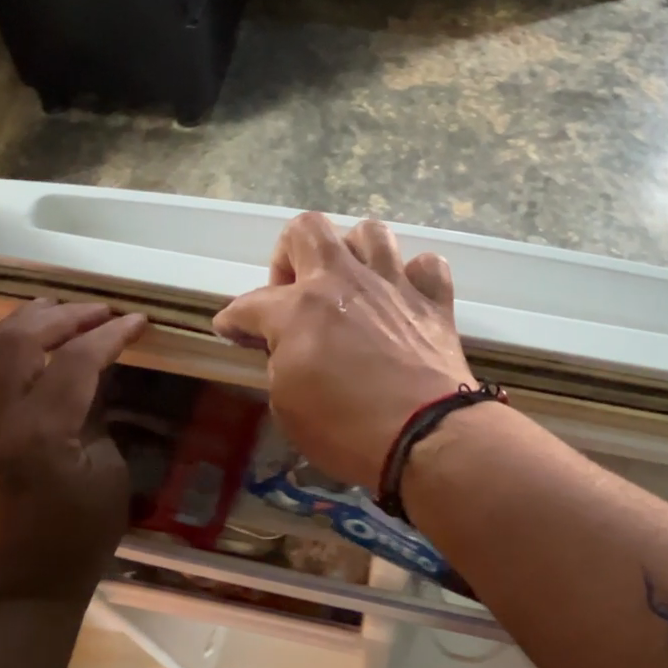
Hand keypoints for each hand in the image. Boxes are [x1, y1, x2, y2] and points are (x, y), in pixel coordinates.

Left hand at [0, 299, 149, 603]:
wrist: (16, 591)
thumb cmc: (78, 540)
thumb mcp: (107, 473)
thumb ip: (96, 416)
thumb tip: (94, 376)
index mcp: (38, 434)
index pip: (75, 361)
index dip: (109, 335)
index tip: (137, 321)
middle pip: (18, 342)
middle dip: (63, 317)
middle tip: (98, 311)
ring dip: (18, 326)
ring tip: (51, 313)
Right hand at [213, 214, 475, 487]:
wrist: (425, 437)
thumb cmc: (345, 429)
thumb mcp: (287, 405)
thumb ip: (278, 363)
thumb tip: (283, 347)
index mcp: (300, 308)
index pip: (251, 303)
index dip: (235, 318)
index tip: (232, 329)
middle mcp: (345, 281)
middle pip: (308, 229)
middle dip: (290, 254)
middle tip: (294, 294)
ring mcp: (394, 286)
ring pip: (371, 233)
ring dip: (355, 254)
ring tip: (351, 287)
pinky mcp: (434, 303)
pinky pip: (426, 266)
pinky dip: (414, 278)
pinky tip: (404, 299)